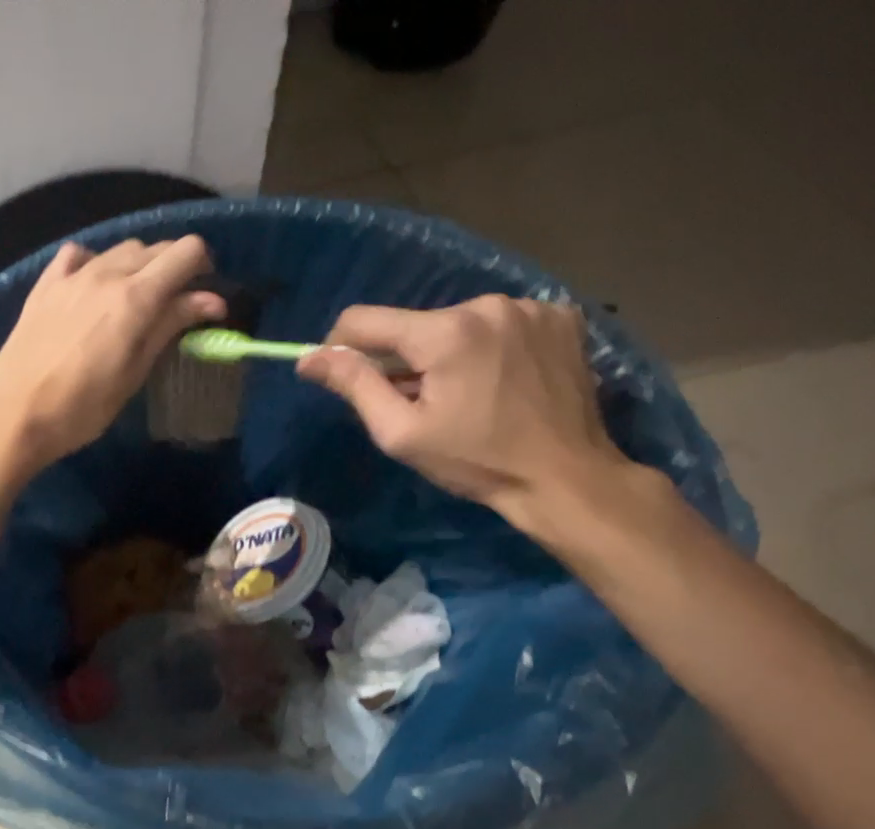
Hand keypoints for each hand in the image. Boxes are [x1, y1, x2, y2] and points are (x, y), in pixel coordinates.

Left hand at [0, 236, 224, 480]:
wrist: (13, 417)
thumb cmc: (81, 409)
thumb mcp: (133, 373)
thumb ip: (169, 327)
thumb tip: (211, 300)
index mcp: (135, 298)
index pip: (186, 253)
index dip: (203, 268)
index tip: (203, 296)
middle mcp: (105, 274)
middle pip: (154, 248)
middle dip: (173, 268)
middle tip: (173, 305)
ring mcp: (70, 277)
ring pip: (118, 250)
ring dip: (136, 266)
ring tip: (133, 300)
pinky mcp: (43, 288)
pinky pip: (76, 256)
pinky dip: (93, 263)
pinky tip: (91, 286)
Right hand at [296, 295, 630, 518]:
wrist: (566, 477)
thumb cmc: (476, 461)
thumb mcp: (401, 433)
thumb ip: (355, 385)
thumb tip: (309, 357)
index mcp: (445, 333)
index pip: (363, 319)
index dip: (341, 346)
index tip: (344, 376)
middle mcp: (487, 305)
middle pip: (414, 324)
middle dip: (405, 359)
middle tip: (420, 404)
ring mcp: (530, 307)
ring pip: (457, 323)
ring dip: (447, 352)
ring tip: (467, 395)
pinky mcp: (560, 317)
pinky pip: (500, 323)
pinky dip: (489, 346)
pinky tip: (502, 379)